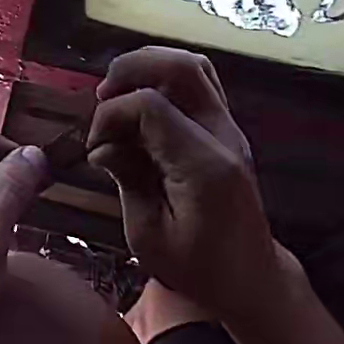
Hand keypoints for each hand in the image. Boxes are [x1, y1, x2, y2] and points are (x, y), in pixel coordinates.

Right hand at [87, 48, 283, 317]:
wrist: (249, 279)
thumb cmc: (197, 268)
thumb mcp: (149, 236)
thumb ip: (127, 180)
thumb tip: (102, 145)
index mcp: (205, 166)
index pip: (150, 106)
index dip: (110, 115)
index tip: (95, 146)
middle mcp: (223, 136)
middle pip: (179, 66)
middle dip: (129, 71)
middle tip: (102, 99)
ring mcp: (229, 128)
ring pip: (192, 63)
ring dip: (147, 67)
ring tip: (118, 94)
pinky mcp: (226, 127)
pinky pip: (199, 78)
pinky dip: (163, 75)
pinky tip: (139, 98)